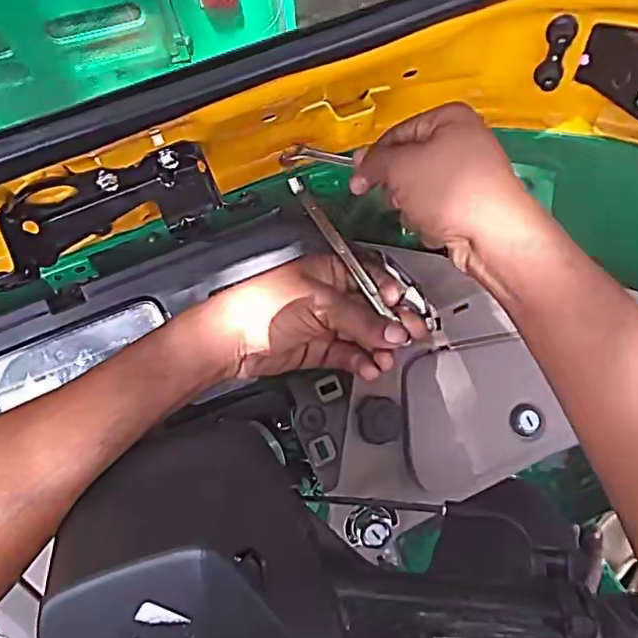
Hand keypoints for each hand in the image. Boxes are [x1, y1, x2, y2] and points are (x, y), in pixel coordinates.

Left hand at [186, 256, 429, 381]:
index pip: (373, 279)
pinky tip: (370, 367)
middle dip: (392, 324)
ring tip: (386, 357)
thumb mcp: (317, 303)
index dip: (393, 296)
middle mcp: (330, 295)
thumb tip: (392, 329)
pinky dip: (362, 361)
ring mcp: (324, 323)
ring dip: (378, 347)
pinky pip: (349, 354)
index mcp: (330, 270)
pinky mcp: (318, 348)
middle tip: (409, 337)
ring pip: (363, 335)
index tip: (408, 311)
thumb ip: (358, 318)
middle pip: (372, 310)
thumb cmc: (257, 305)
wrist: (228, 340)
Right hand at [350, 103, 549, 272]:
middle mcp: (462, 142)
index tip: (359, 174)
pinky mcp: (468, 204)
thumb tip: (362, 165)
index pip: (397, 133)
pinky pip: (434, 210)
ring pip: (418, 191)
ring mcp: (467, 175)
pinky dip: (429, 221)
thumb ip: (374, 162)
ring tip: (422, 212)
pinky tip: (436, 225)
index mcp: (450, 118)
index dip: (374, 156)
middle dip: (397, 185)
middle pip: (408, 162)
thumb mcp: (400, 168)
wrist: (492, 235)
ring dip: (412, 207)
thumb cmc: (462, 194)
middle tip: (397, 194)